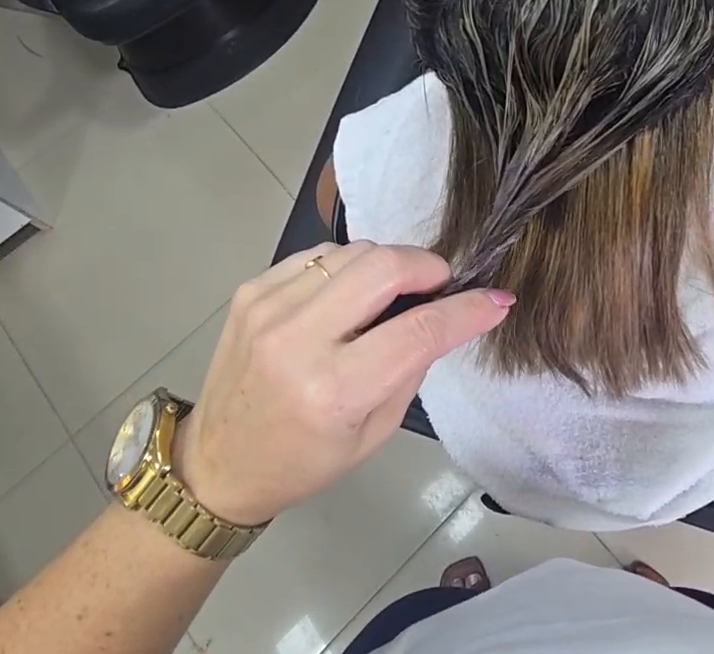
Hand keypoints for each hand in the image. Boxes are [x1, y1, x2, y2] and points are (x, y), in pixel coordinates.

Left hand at [177, 243, 512, 526]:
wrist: (217, 462)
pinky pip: (320, 254)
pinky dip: (347, 266)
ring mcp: (268, 308)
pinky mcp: (251, 290)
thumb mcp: (374, 433)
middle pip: (384, 266)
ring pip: (353, 250)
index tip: (497, 299)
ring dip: (387, 264)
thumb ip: (413, 366)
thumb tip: (453, 314)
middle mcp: (297, 341)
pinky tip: (348, 295)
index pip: (418, 331)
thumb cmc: (304, 461)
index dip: (467, 310)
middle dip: (427, 266)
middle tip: (439, 286)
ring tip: (390, 295)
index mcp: (333, 392)